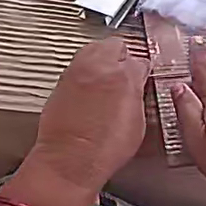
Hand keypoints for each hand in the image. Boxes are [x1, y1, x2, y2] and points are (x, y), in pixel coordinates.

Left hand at [24, 38, 149, 196]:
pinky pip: (79, 64)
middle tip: (126, 72)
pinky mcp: (62, 80)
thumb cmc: (102, 150)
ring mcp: (78, 71)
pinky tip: (91, 88)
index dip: (143, 71)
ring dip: (103, 58)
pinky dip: (87, 70)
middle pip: (116, 44)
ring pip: (95, 48)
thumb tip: (137, 87)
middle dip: (123, 56)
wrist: (69, 161)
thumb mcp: (137, 123)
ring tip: (107, 77)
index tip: (143, 77)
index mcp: (125, 77)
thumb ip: (138, 96)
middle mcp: (100, 67)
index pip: (141, 60)